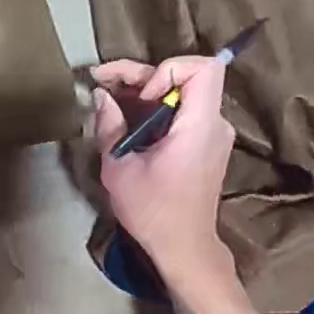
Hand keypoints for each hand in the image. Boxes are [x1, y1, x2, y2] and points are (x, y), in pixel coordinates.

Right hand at [91, 55, 236, 280]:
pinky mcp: (204, 144)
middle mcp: (214, 123)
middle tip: (101, 80)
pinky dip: (154, 109)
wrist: (182, 245)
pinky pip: (181, 113)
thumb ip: (109, 127)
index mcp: (199, 126)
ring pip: (181, 94)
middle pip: (185, 77)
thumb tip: (100, 95)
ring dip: (144, 91)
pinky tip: (126, 118)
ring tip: (107, 98)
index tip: (141, 96)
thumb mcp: (119, 169)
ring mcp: (212, 133)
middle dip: (141, 75)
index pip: (203, 67)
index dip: (167, 69)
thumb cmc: (152, 210)